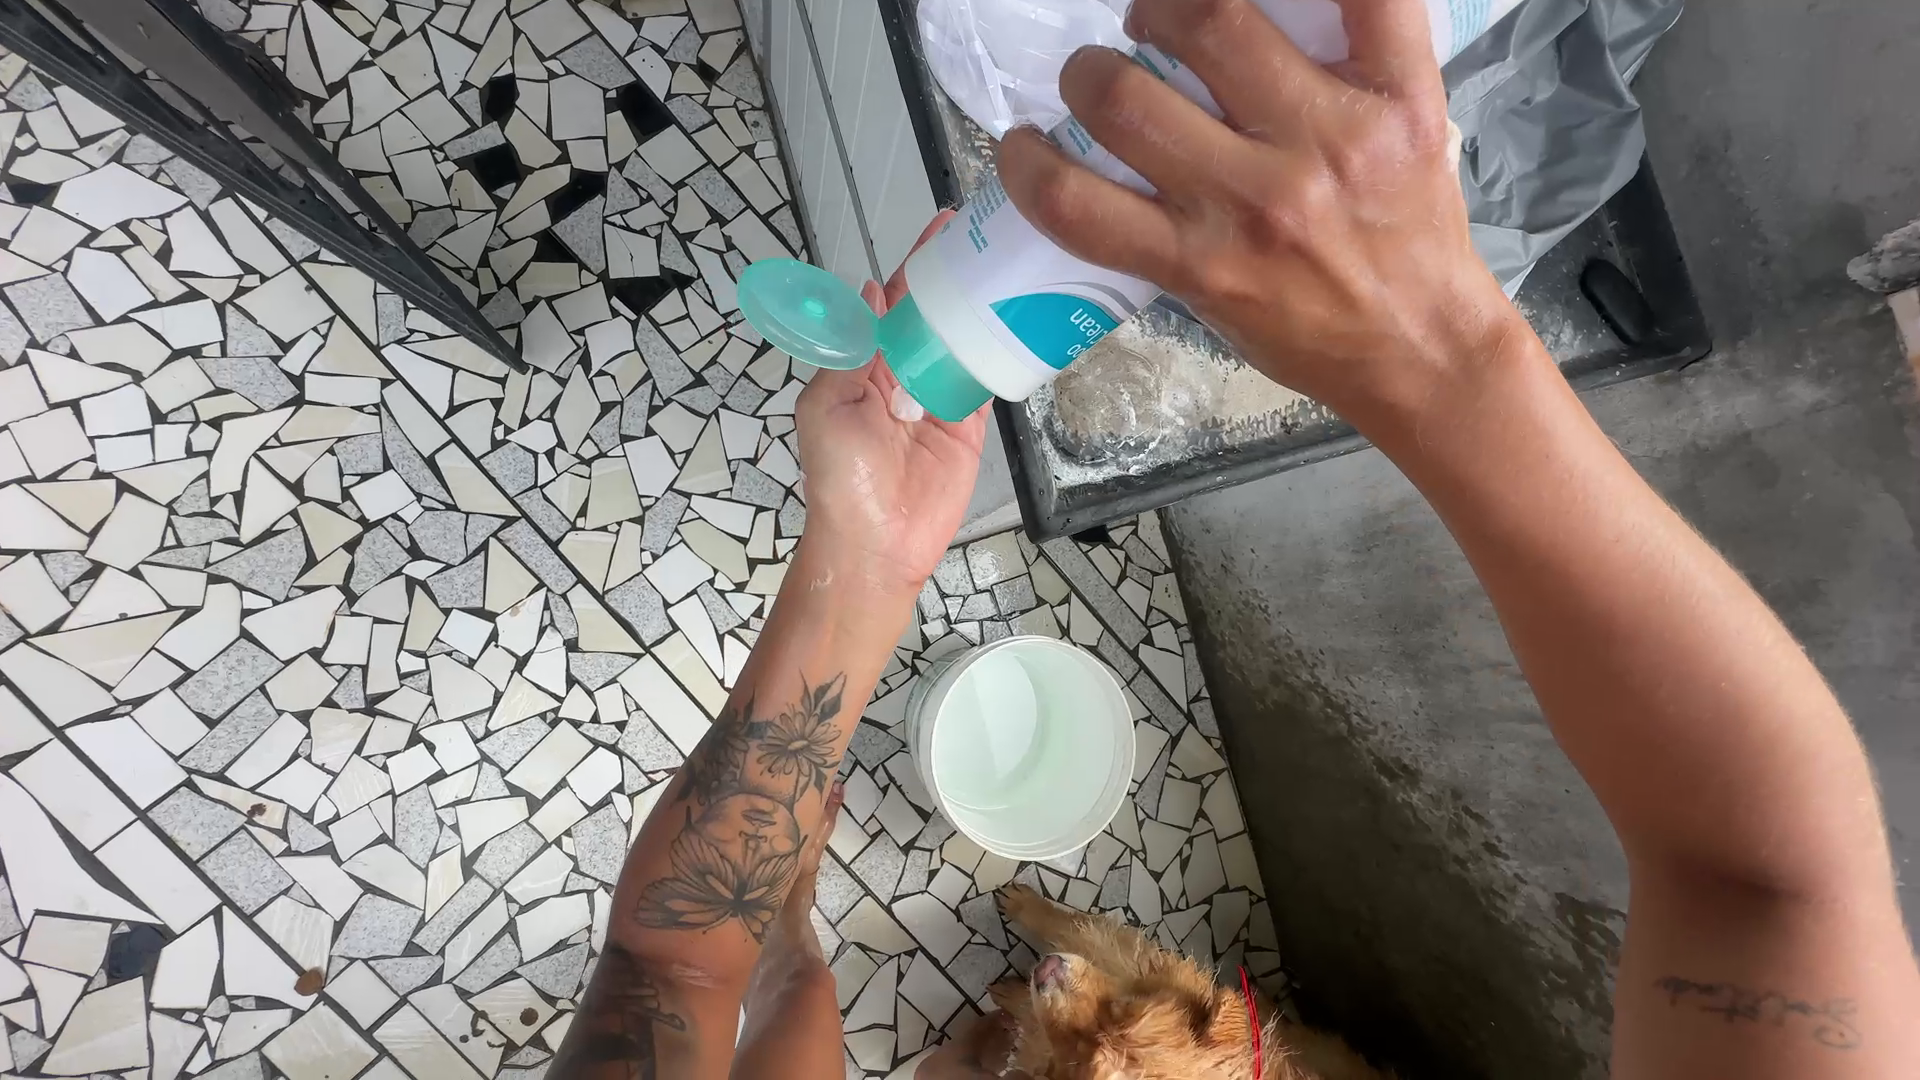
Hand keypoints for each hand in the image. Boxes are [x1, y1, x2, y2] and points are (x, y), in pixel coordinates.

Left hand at [793, 212, 989, 598]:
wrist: (878, 544)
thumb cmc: (844, 476)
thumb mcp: (827, 406)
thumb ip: (849, 350)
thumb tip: (870, 289)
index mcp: (864, 368)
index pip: (893, 306)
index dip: (915, 268)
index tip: (943, 229)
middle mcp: (904, 377)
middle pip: (934, 318)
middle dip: (956, 279)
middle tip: (991, 239)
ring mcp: (940, 400)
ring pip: (963, 344)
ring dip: (982, 309)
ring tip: (1013, 267)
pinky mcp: (970, 427)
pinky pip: (986, 382)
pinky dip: (1001, 353)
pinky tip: (1022, 319)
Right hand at [996, 0, 1523, 428]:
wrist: (1418, 347)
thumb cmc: (1304, 339)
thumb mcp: (1208, 311)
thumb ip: (1158, 243)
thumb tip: (1115, 171)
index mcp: (1199, 263)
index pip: (1074, 205)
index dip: (1024, 165)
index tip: (1019, 145)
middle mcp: (1254, 198)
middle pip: (1127, 101)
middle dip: (1087, 75)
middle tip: (1097, 77)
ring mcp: (1330, 137)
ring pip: (1217, 22)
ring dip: (1164, 8)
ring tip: (1162, 17)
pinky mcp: (1401, 95)